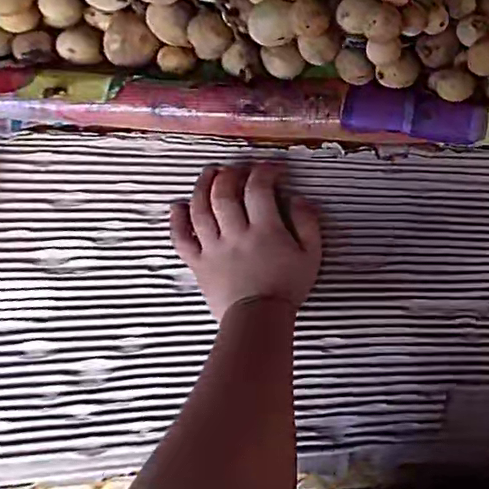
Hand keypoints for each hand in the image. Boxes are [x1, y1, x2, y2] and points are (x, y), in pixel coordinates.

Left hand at [168, 162, 321, 319]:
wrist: (258, 320)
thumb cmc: (288, 286)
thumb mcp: (311, 253)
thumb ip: (308, 222)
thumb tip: (298, 198)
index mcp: (265, 229)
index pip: (259, 188)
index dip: (265, 171)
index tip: (272, 169)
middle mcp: (235, 233)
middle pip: (225, 193)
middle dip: (230, 174)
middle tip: (237, 168)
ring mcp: (213, 248)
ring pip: (200, 209)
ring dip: (203, 186)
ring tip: (209, 173)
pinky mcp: (198, 263)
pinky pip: (181, 239)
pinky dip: (177, 221)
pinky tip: (177, 206)